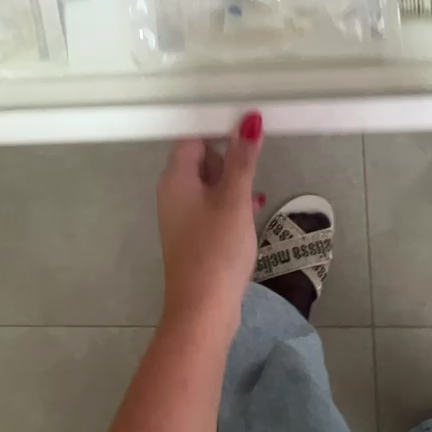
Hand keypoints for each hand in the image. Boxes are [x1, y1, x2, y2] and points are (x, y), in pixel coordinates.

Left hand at [155, 112, 263, 335]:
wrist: (203, 311)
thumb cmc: (216, 250)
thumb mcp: (235, 199)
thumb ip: (242, 158)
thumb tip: (249, 120)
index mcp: (176, 178)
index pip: (192, 138)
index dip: (217, 129)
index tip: (245, 127)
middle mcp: (173, 193)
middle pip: (200, 159)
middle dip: (228, 156)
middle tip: (255, 158)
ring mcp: (182, 217)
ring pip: (209, 184)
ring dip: (232, 180)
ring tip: (258, 180)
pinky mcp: (194, 237)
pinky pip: (212, 207)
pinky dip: (231, 202)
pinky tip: (254, 205)